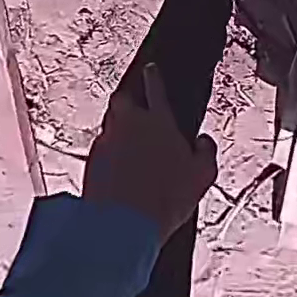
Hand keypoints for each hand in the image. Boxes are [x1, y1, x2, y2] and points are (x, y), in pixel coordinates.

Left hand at [83, 65, 218, 238]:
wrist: (122, 228)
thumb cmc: (166, 199)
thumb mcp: (202, 176)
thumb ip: (206, 151)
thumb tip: (203, 140)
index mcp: (159, 120)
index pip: (156, 89)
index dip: (154, 77)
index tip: (151, 69)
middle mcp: (130, 123)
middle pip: (123, 99)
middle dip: (128, 101)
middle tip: (135, 112)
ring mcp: (107, 140)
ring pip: (110, 125)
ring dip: (118, 131)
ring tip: (127, 150)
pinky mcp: (91, 161)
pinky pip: (100, 150)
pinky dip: (108, 156)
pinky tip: (116, 174)